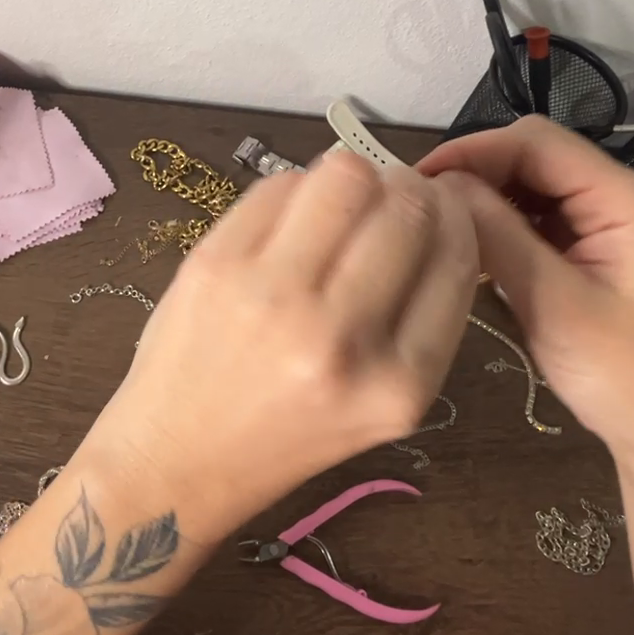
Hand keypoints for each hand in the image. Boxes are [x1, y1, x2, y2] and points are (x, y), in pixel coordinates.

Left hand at [76, 152, 478, 538]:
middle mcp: (340, 335)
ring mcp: (272, 293)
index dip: (456, 217)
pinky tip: (289, 219)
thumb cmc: (283, 438)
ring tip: (338, 203)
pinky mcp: (214, 261)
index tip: (440, 210)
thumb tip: (437, 212)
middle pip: (405, 206)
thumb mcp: (381, 404)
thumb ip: (419, 318)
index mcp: (398, 384)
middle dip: (408, 190)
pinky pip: (280, 183)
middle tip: (389, 198)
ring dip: (353, 177)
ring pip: (345, 174)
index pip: (457, 258)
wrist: (175, 460)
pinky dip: (296, 188)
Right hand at [417, 117, 633, 455]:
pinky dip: (502, 228)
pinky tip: (472, 250)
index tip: (416, 180)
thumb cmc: (630, 379)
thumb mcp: (554, 305)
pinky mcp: (598, 252)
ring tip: (437, 228)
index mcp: (630, 198)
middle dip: (475, 175)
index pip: (537, 143)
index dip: (472, 151)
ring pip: (533, 188)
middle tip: (420, 208)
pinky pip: (540, 221)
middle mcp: (624, 197)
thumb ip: (498, 236)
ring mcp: (612, 225)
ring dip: (485, 202)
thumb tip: (440, 184)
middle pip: (535, 159)